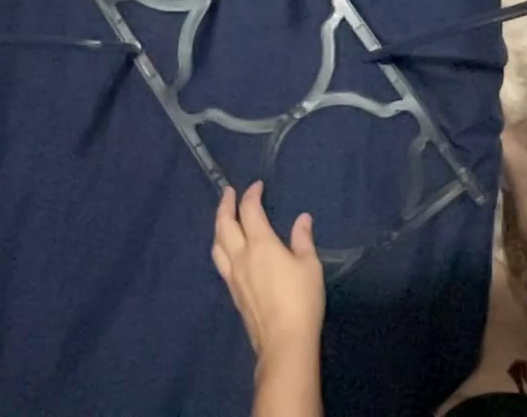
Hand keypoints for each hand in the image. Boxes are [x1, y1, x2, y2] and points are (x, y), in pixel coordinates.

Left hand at [212, 182, 324, 367]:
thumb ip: (303, 239)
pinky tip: (228, 250)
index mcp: (260, 245)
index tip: (257, 185)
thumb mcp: (309, 265)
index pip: (250, 211)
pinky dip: (221, 246)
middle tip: (228, 192)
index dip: (252, 195)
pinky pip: (220, 262)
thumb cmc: (301, 300)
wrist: (284, 342)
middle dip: (225, 205)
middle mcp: (241, 257)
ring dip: (218, 226)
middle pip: (224, 225)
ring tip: (224, 219)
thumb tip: (302, 219)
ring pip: (217, 244)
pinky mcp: (233, 293)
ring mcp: (233, 276)